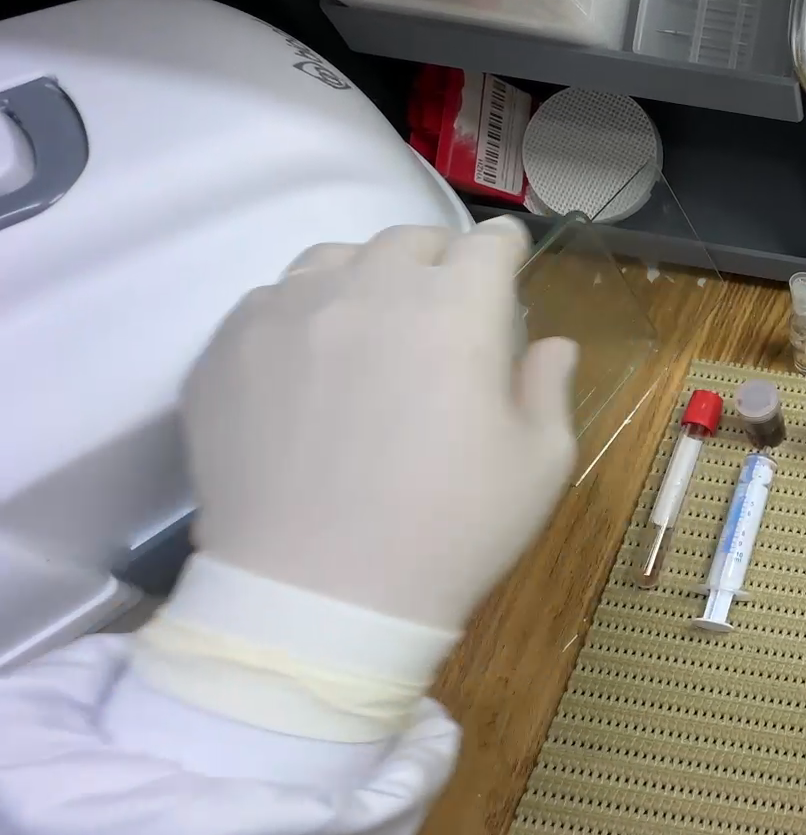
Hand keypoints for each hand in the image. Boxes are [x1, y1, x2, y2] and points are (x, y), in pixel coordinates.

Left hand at [184, 217, 577, 631]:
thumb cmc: (459, 524)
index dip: (508, 248)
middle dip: (446, 257)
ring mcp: (284, 316)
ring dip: (376, 275)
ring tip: (387, 322)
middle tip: (459, 301)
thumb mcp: (543, 459)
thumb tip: (551, 344)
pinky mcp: (224, 351)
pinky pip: (274, 298)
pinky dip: (313, 308)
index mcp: (456, 315)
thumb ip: (550, 385)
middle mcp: (367, 293)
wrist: (324, 594)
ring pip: (336, 258)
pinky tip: (326, 360)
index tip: (514, 257)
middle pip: (411, 240)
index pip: (487, 247)